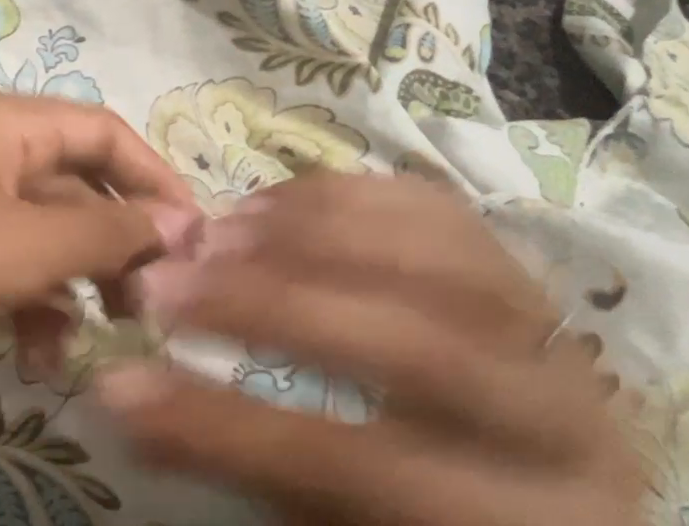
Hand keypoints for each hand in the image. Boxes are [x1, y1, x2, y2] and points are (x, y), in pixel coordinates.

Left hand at [0, 88, 203, 342]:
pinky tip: (24, 355)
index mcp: (5, 123)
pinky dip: (13, 298)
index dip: (157, 184)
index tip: (195, 252)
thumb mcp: (20, 246)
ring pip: (30, 231)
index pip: (105, 132)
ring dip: (62, 287)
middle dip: (110, 250)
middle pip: (71, 184)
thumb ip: (104, 234)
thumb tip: (178, 223)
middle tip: (141, 315)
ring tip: (72, 352)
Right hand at [95, 173, 643, 525]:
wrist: (529, 482)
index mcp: (530, 518)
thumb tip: (121, 394)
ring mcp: (553, 332)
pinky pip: (435, 209)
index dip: (235, 427)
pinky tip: (263, 203)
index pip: (370, 470)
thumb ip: (244, 461)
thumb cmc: (416, 513)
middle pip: (417, 347)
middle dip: (266, 307)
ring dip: (302, 234)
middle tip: (159, 285)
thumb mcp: (338, 516)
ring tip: (210, 234)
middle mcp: (567, 421)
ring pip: (436, 257)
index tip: (122, 387)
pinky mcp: (518, 268)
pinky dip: (339, 195)